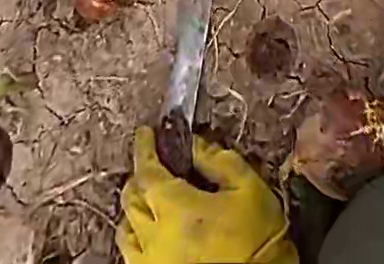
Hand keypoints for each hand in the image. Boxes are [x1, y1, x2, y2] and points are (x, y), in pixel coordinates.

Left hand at [119, 127, 297, 263]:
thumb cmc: (257, 235)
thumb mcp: (246, 185)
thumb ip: (216, 159)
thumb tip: (193, 144)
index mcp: (176, 210)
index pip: (147, 172)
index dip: (143, 148)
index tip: (145, 132)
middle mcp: (156, 239)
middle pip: (131, 199)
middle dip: (140, 176)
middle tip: (154, 163)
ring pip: (126, 231)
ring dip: (135, 208)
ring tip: (150, 198)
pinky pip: (133, 257)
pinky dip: (137, 238)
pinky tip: (151, 231)